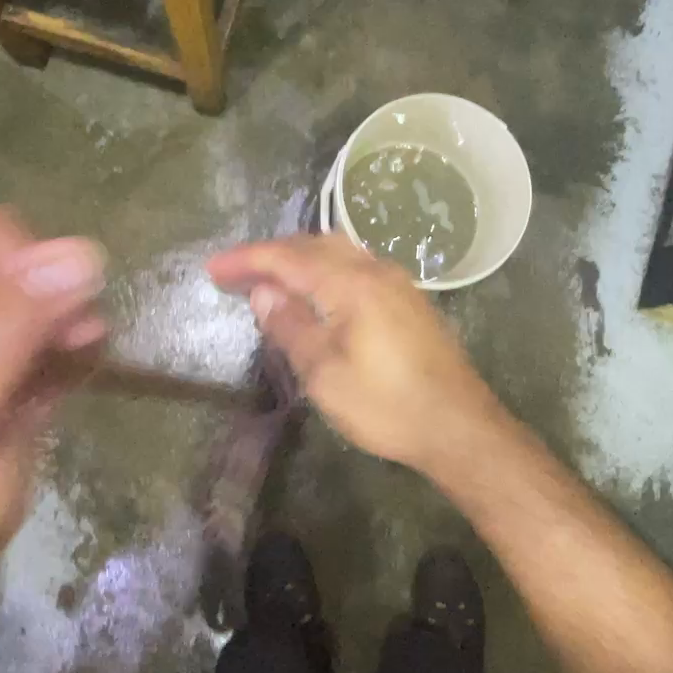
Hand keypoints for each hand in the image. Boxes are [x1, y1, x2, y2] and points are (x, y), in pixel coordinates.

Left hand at [0, 208, 105, 672]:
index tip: (66, 299)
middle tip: (83, 329)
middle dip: (43, 291)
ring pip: (17, 297)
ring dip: (56, 317)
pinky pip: (25, 335)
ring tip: (86, 348)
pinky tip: (75, 369)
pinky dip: (54, 345)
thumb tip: (80, 250)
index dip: (20, 259)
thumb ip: (14, 326)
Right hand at [205, 234, 503, 473]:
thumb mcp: (324, 373)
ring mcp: (397, 282)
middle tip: (236, 273)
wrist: (459, 427)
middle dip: (271, 254)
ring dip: (300, 258)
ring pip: (338, 251)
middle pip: (313, 245)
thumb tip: (263, 292)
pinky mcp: (409, 300)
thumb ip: (291, 326)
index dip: (247, 260)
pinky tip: (318, 292)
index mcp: (350, 282)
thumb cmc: (385, 404)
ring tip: (270, 279)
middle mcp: (374, 270)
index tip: (213, 268)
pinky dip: (325, 269)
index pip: (287, 258)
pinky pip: (356, 266)